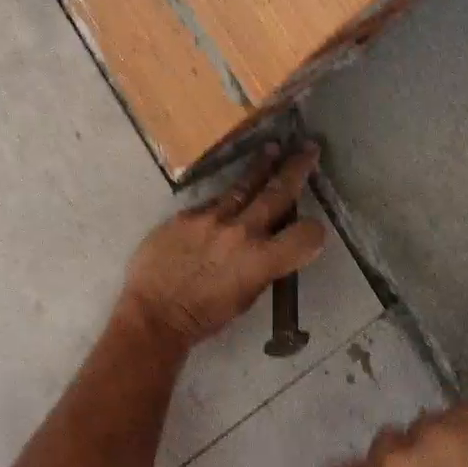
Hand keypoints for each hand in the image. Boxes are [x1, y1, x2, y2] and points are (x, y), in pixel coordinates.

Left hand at [120, 143, 327, 346]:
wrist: (153, 314)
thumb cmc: (203, 317)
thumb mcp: (246, 299)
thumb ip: (262, 268)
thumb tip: (269, 247)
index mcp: (261, 261)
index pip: (305, 235)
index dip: (314, 234)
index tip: (312, 231)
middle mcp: (240, 232)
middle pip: (277, 192)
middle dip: (296, 169)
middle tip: (308, 149)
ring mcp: (210, 219)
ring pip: (244, 186)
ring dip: (261, 167)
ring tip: (272, 149)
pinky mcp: (185, 215)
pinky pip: (211, 204)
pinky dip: (222, 204)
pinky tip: (222, 206)